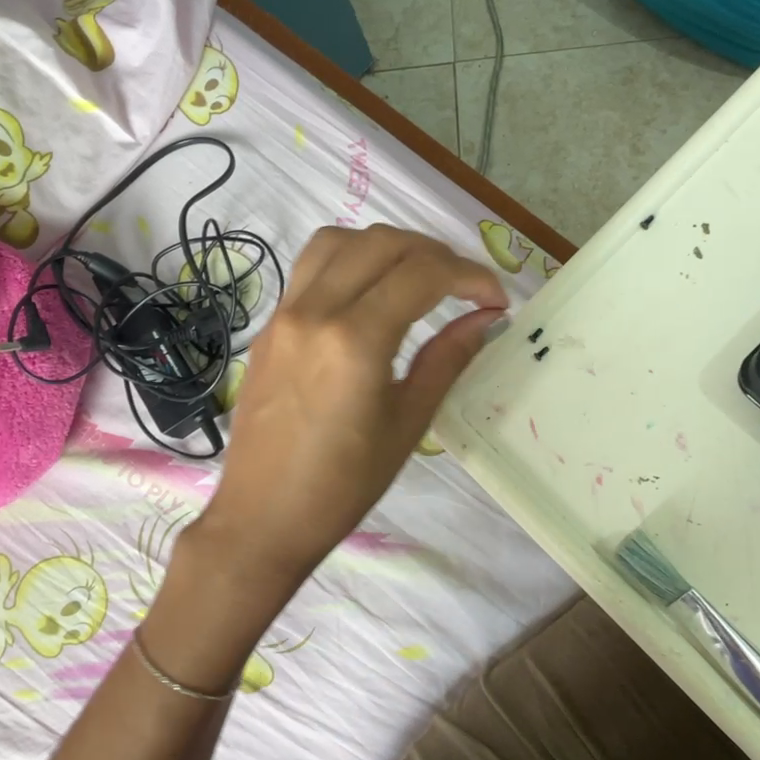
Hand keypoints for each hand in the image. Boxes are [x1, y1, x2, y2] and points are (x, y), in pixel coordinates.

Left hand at [178, 225, 505, 591]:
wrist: (263, 518)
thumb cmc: (344, 484)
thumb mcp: (410, 422)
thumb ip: (449, 358)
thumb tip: (486, 319)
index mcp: (355, 340)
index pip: (424, 274)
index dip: (471, 276)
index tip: (496, 300)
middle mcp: (315, 311)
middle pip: (384, 243)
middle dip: (437, 253)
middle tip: (466, 287)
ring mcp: (285, 314)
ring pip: (340, 240)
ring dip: (389, 246)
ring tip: (420, 277)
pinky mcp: (270, 326)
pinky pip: (312, 266)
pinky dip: (351, 260)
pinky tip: (373, 293)